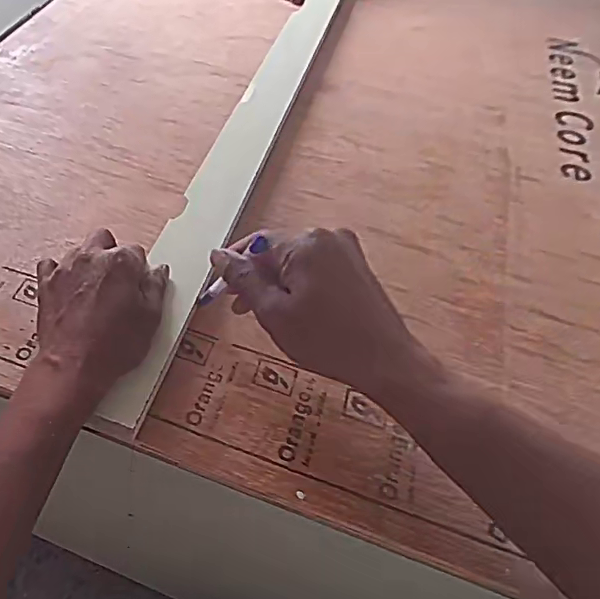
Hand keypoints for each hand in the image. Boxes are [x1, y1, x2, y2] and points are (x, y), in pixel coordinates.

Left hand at [32, 229, 167, 404]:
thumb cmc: (112, 346)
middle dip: (111, 255)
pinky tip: (68, 291)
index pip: (136, 252)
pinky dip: (59, 275)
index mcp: (121, 261)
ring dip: (88, 265)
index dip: (138, 272)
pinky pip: (50, 267)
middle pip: (104, 241)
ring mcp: (65, 269)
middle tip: (116, 283)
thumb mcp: (150, 320)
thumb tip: (158, 274)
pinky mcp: (46, 284)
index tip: (137, 288)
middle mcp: (91, 257)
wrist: (73, 366)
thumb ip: (155, 289)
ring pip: (79, 252)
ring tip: (94, 293)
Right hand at [210, 227, 438, 404]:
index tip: (215, 290)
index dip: (231, 267)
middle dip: (252, 276)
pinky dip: (293, 284)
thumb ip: (243, 280)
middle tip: (234, 306)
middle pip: (274, 251)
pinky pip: (311, 267)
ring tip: (258, 312)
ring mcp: (344, 250)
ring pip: (292, 261)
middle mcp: (326, 237)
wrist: (384, 360)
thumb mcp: (272, 312)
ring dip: (271, 283)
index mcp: (305, 244)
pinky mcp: (353, 265)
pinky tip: (286, 309)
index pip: (254, 245)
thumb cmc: (326, 340)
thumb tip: (220, 256)